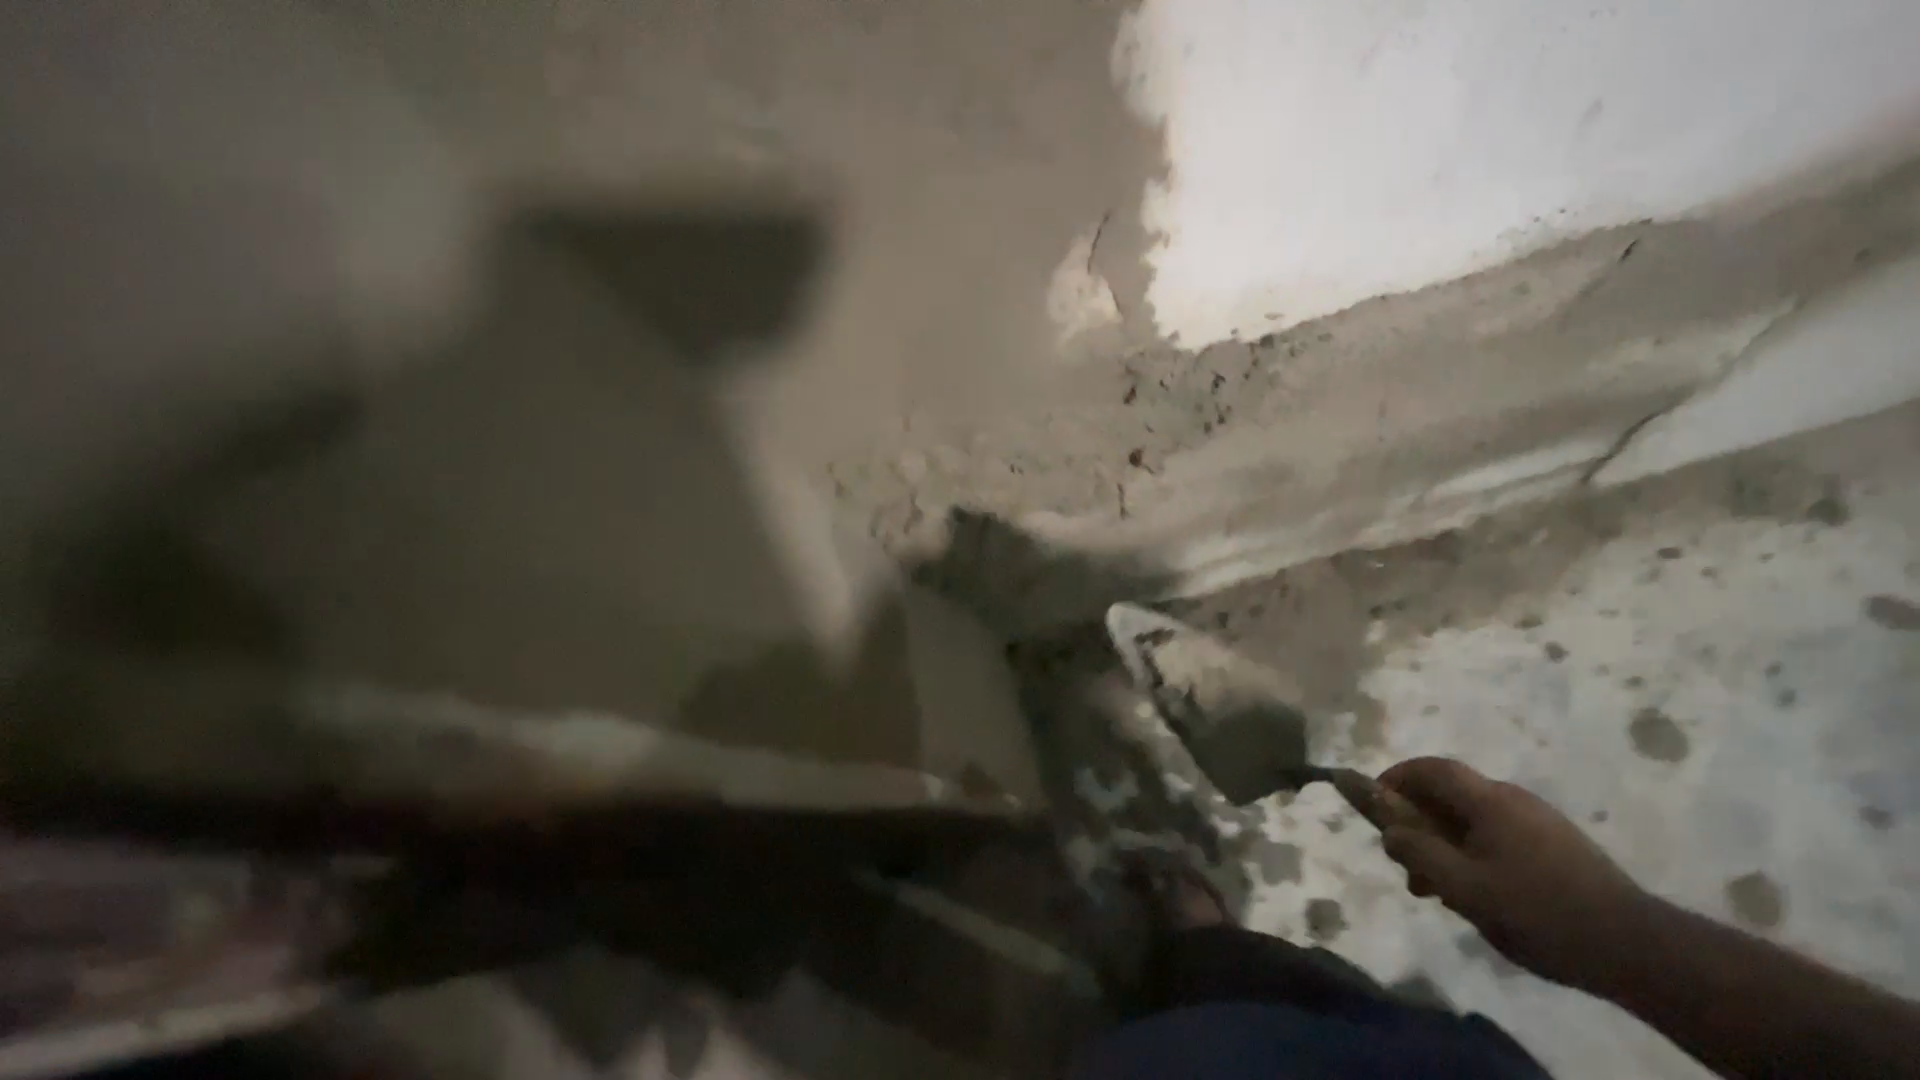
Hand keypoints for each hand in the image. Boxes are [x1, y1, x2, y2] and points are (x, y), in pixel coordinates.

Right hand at [1378, 757, 1654, 988]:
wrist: (1636, 946)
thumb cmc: (1539, 911)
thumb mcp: (1464, 887)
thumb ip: (1419, 853)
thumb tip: (1389, 830)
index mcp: (1489, 800)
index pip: (1430, 768)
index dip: (1394, 778)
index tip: (1373, 804)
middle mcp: (1513, 799)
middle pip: (1448, 793)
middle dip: (1417, 821)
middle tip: (1404, 863)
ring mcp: (1539, 821)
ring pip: (1472, 819)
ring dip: (1443, 843)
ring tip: (1436, 888)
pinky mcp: (1556, 845)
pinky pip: (1496, 835)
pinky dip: (1470, 853)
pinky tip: (1476, 893)